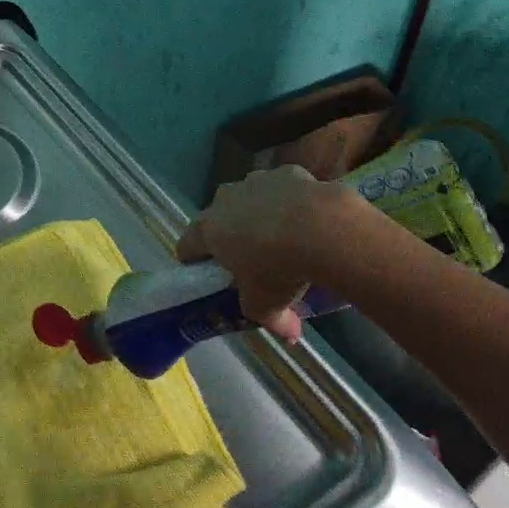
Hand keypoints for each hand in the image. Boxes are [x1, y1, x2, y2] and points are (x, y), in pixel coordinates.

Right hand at [177, 165, 348, 341]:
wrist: (322, 229)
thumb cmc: (280, 270)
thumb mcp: (267, 306)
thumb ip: (271, 320)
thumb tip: (290, 335)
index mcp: (209, 231)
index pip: (186, 246)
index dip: (194, 262)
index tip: (208, 275)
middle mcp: (225, 200)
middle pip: (217, 219)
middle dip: (229, 236)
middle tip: (250, 260)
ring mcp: (255, 182)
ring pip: (249, 198)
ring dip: (258, 214)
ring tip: (283, 237)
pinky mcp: (287, 172)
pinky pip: (282, 188)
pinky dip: (290, 200)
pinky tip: (308, 218)